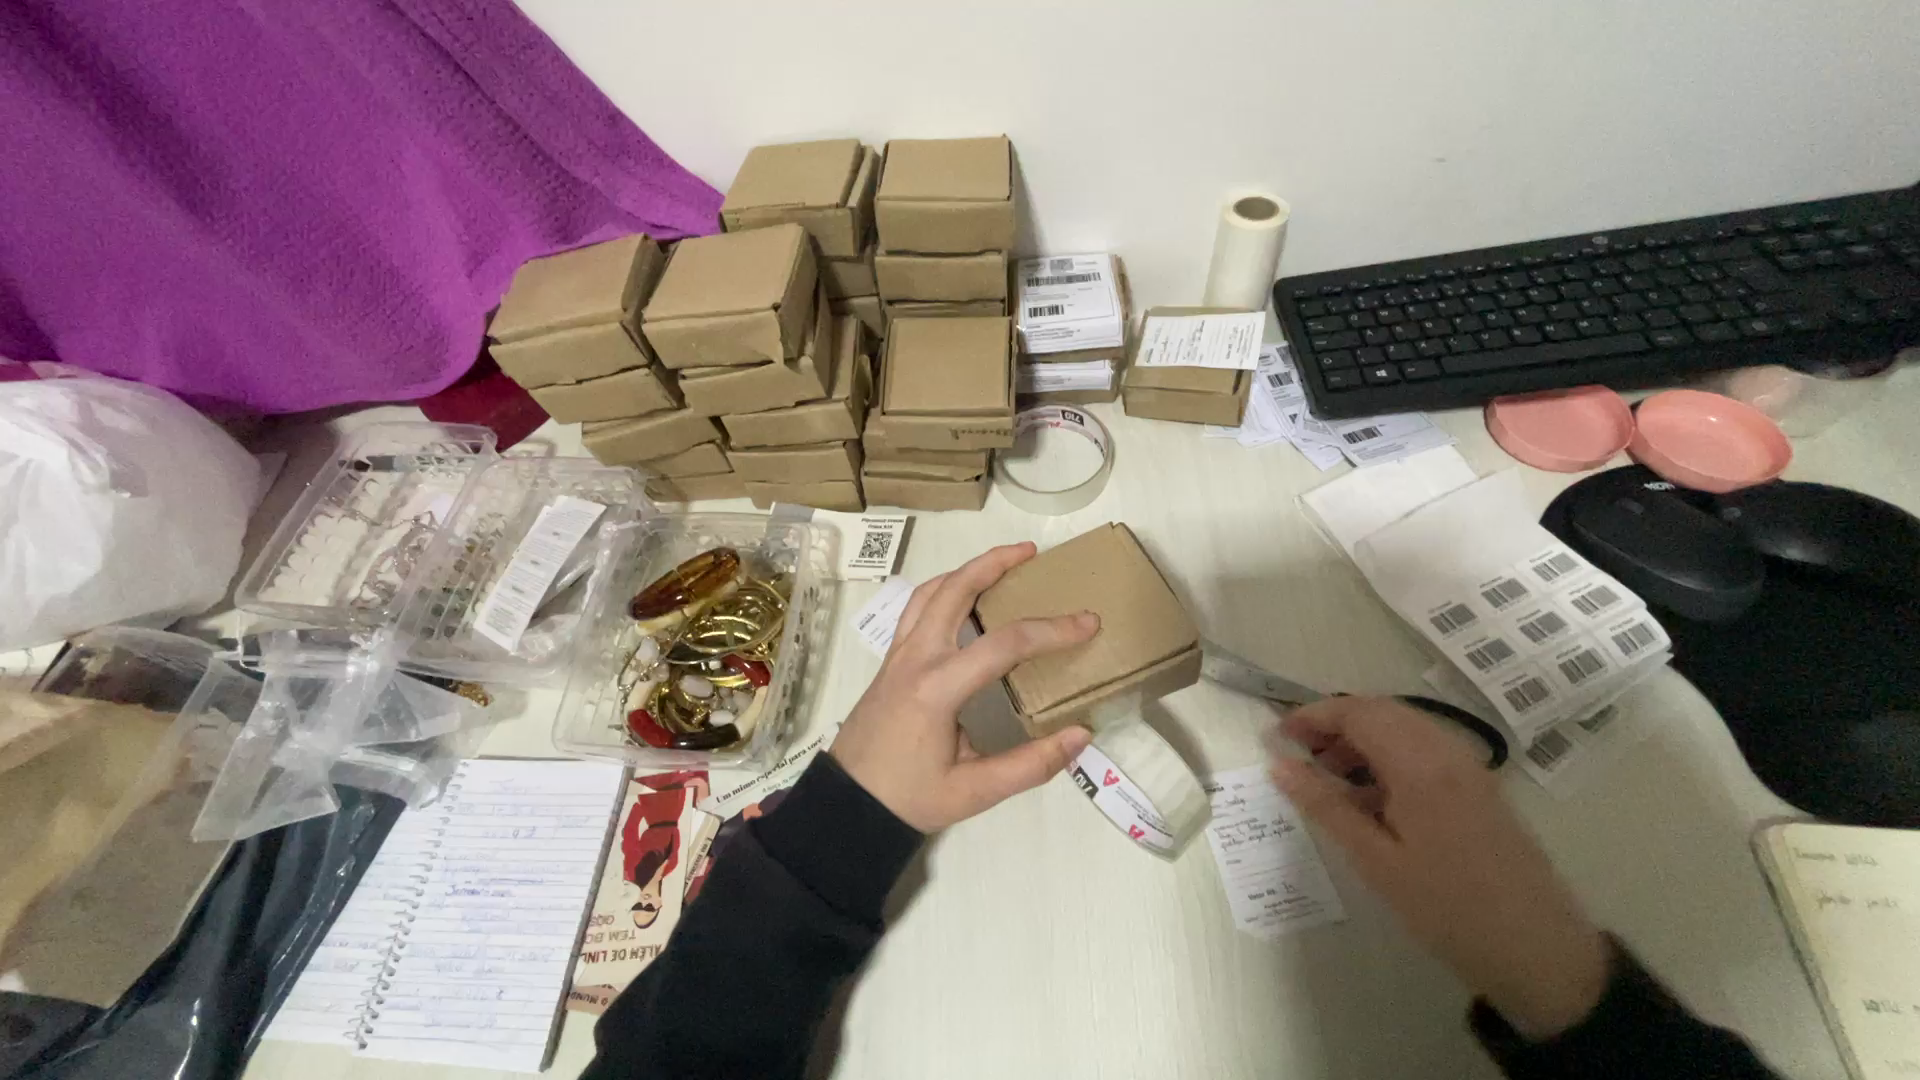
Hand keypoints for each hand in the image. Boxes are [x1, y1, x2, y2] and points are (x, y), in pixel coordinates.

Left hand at [830, 543, 1099, 832]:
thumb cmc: (909, 798)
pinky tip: (962, 596)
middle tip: (1031, 551)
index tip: (1088, 622)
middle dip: (994, 563)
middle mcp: (916, 658)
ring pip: (930, 592)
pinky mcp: (891, 660)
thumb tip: (1081, 735)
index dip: (1052, 630)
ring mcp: (898, 654)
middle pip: (955, 591)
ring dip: (966, 570)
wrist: (848, 803)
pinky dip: (943, 589)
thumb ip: (1030, 765)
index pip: (1004, 644)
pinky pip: (917, 608)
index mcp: (939, 687)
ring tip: (1000, 562)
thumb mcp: (974, 792)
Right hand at [1269, 697, 1610, 1039]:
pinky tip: (1372, 795)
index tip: (1276, 738)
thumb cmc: (1448, 909)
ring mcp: (1469, 768)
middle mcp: (1447, 752)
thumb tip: (1278, 765)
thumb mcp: (1375, 861)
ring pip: (1403, 727)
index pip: (1355, 712)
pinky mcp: (1480, 787)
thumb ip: (1325, 806)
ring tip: (1329, 776)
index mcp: (1419, 765)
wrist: (1542, 956)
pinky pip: (1424, 749)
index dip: (1311, 717)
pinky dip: (1388, 754)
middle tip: (1298, 754)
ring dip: (1360, 738)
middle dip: (1333, 723)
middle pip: (1380, 711)